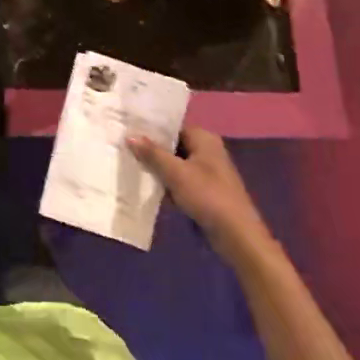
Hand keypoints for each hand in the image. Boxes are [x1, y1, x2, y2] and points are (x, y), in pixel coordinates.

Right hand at [130, 127, 270, 259]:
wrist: (235, 233)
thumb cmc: (207, 195)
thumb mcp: (176, 173)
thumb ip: (153, 153)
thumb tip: (130, 136)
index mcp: (204, 139)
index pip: (173, 126)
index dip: (151, 128)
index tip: (127, 129)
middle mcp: (207, 150)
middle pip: (173, 145)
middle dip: (151, 149)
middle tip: (123, 147)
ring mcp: (207, 171)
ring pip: (175, 163)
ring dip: (157, 167)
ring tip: (129, 164)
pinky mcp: (205, 190)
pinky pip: (180, 179)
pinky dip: (167, 182)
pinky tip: (147, 185)